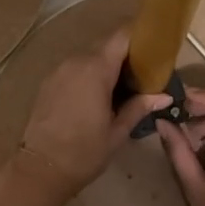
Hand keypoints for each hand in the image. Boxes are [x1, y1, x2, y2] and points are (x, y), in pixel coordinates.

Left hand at [17, 27, 170, 196]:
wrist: (40, 169)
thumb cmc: (84, 152)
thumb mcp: (117, 132)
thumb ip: (139, 107)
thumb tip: (164, 96)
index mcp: (95, 70)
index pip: (121, 36)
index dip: (140, 35)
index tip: (156, 45)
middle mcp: (75, 62)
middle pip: (106, 45)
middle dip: (126, 53)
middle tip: (145, 72)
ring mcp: (59, 71)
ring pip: (90, 57)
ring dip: (107, 65)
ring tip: (125, 86)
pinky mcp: (48, 82)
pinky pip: (75, 68)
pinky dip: (90, 74)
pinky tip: (99, 95)